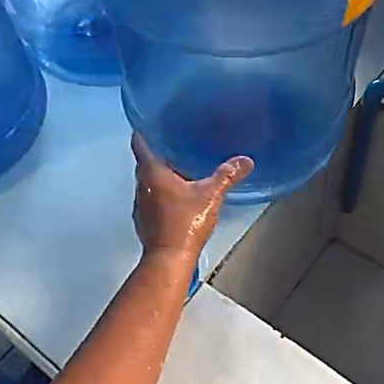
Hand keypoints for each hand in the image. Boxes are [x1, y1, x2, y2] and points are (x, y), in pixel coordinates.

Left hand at [130, 133, 251, 259]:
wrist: (170, 258)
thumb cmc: (183, 225)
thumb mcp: (210, 195)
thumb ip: (226, 175)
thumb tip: (243, 161)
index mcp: (152, 173)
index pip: (140, 143)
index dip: (144, 131)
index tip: (150, 124)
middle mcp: (142, 187)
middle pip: (144, 164)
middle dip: (157, 155)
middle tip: (172, 147)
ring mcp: (141, 205)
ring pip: (146, 184)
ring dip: (158, 178)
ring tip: (177, 173)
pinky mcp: (144, 222)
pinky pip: (150, 202)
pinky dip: (160, 197)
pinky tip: (176, 201)